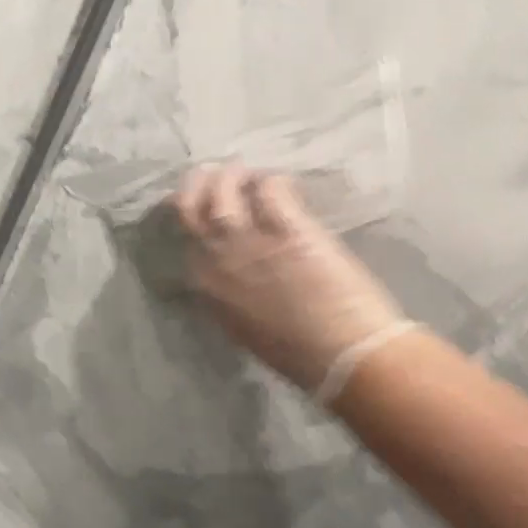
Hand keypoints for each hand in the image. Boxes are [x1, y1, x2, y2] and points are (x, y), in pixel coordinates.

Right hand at [174, 164, 408, 396]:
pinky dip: (273, 181)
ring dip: (232, 175)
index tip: (210, 207)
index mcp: (205, 287)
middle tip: (215, 174)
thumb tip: (231, 275)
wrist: (340, 355)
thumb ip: (228, 296)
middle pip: (190, 208)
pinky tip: (284, 184)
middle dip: (198, 185)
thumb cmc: (295, 351)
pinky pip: (269, 190)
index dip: (195, 216)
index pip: (186, 239)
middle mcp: (217, 258)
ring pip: (222, 191)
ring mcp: (249, 241)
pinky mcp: (288, 229)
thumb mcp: (242, 326)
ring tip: (248, 172)